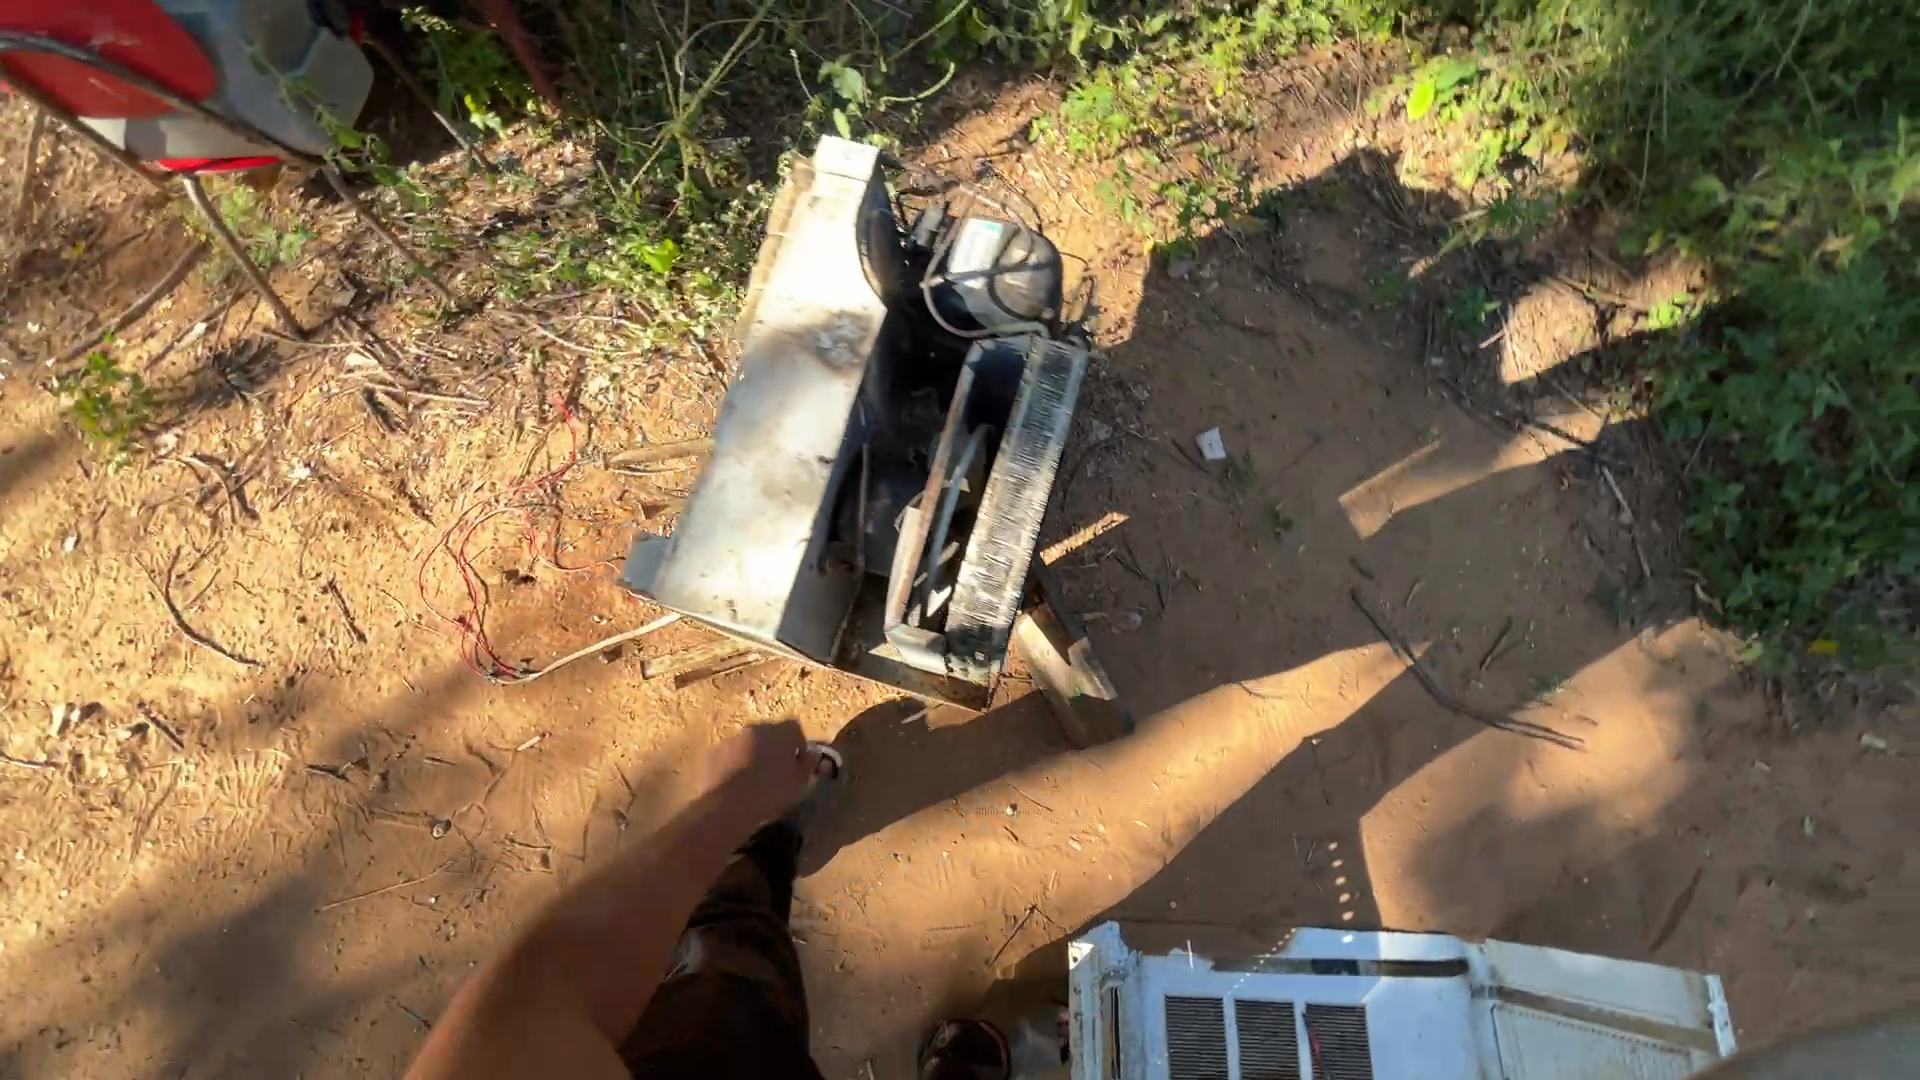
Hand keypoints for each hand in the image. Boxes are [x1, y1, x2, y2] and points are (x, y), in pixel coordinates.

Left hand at [699, 719, 823, 823]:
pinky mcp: (711, 754)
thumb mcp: (799, 783)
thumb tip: (811, 755)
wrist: (726, 806)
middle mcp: (755, 729)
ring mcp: (730, 740)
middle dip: (773, 747)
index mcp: (779, 732)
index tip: (798, 762)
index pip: (794, 728)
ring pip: (746, 744)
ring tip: (753, 780)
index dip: (798, 744)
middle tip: (776, 770)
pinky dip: (732, 765)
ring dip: (751, 755)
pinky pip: (727, 756)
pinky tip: (734, 785)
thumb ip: (807, 764)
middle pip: (768, 733)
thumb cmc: (770, 793)